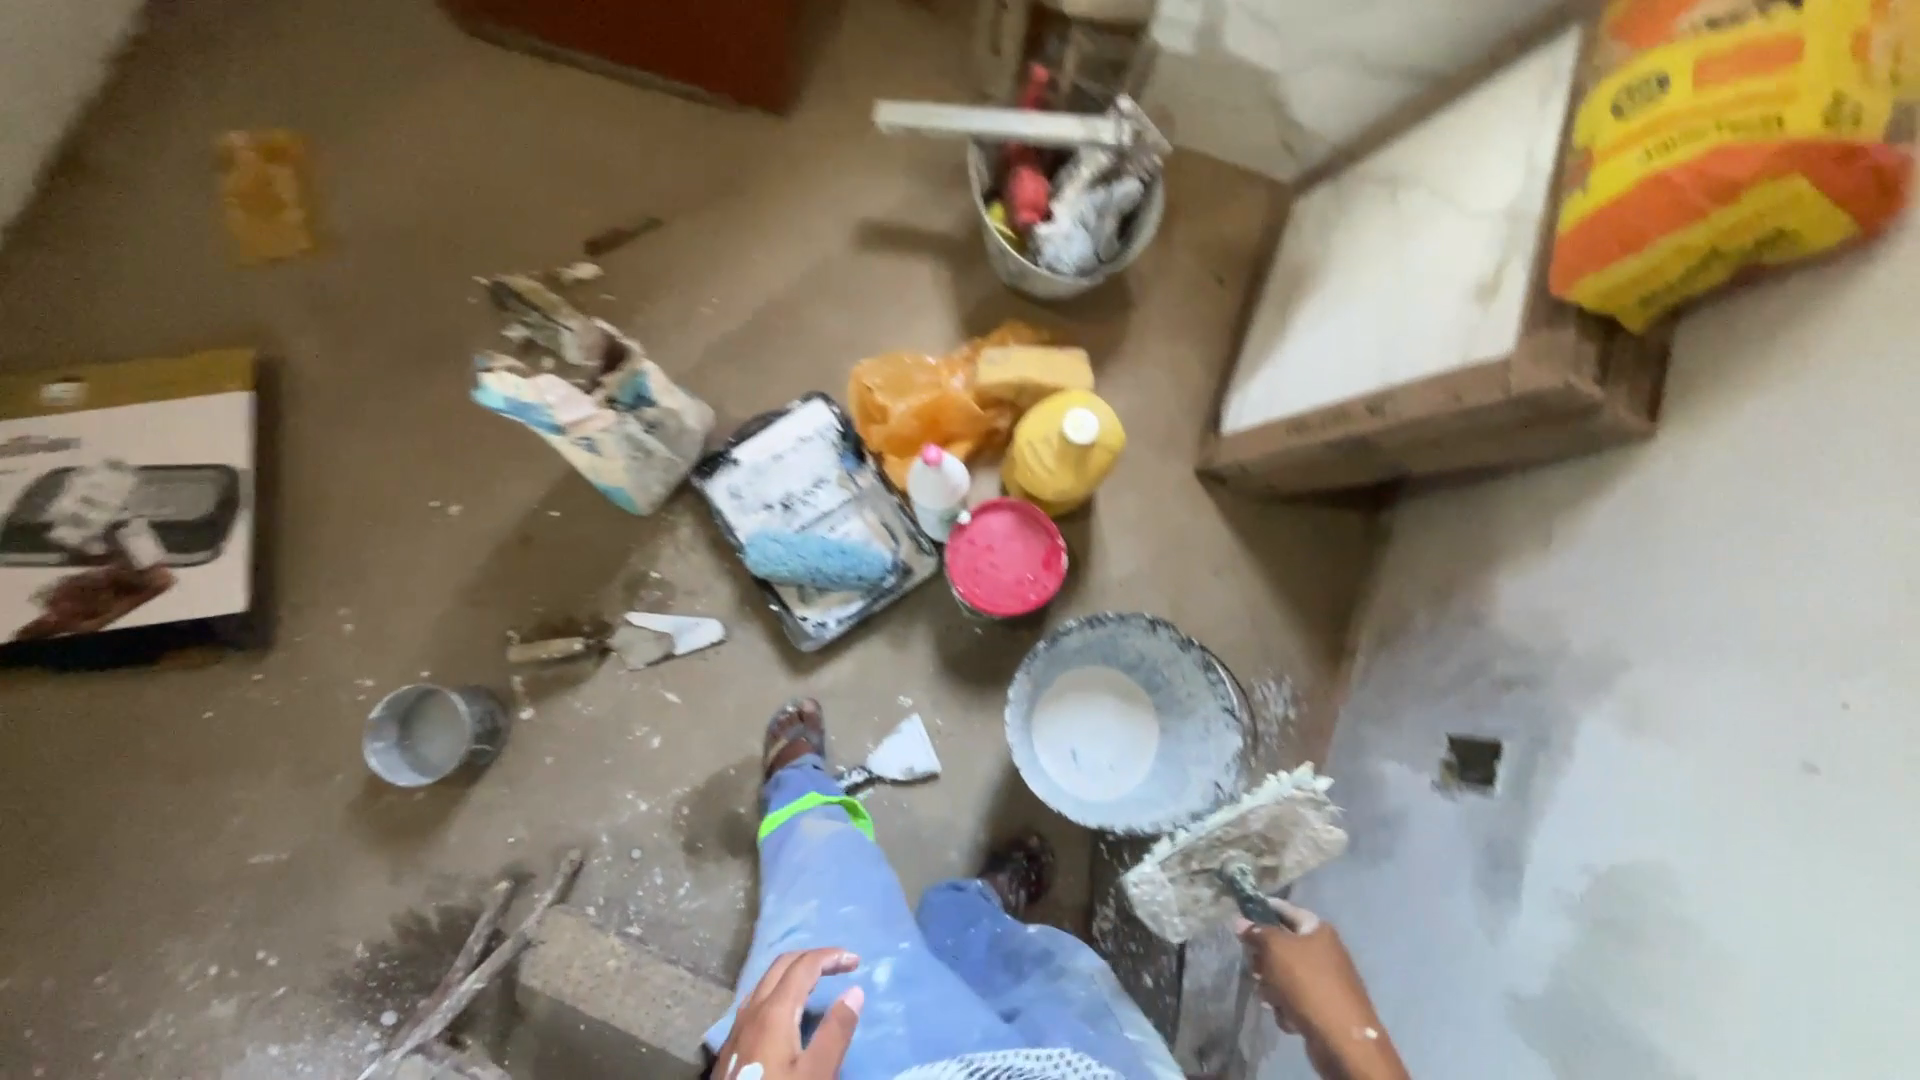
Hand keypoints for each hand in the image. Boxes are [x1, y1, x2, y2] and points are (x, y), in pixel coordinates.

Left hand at [715, 947, 864, 1079]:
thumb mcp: (816, 1073)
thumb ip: (836, 1031)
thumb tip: (854, 991)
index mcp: (774, 1012)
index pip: (805, 965)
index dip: (832, 956)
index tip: (856, 962)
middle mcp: (752, 1010)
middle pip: (782, 964)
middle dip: (813, 957)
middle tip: (840, 966)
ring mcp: (738, 1027)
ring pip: (766, 980)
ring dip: (794, 971)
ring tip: (818, 982)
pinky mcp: (732, 1045)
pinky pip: (757, 999)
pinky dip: (780, 989)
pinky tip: (788, 1011)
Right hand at [1235, 900, 1406, 1079]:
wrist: (1342, 1039)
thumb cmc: (1307, 983)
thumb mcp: (1275, 949)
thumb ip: (1256, 932)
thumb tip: (1240, 921)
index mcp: (1316, 929)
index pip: (1283, 909)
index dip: (1260, 910)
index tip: (1240, 919)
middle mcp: (1322, 950)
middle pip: (1279, 945)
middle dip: (1263, 959)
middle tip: (1256, 968)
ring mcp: (1322, 980)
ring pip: (1281, 974)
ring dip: (1271, 986)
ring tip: (1272, 999)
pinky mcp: (1320, 1006)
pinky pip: (1291, 998)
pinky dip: (1285, 1006)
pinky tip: (1287, 1016)